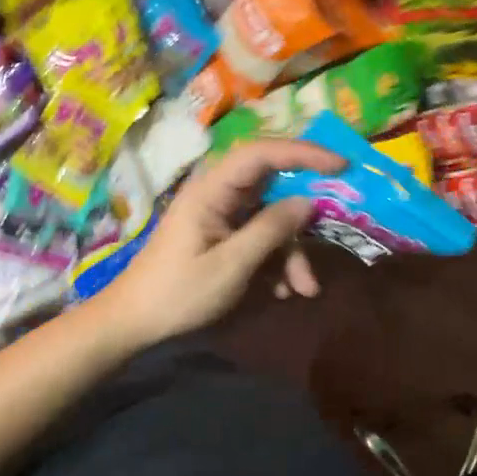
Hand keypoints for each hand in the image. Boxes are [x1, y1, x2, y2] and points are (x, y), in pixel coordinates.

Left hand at [97, 139, 344, 347]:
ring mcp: (219, 216)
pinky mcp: (220, 238)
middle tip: (335, 231)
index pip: (261, 152)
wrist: (134, 322)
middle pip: (273, 187)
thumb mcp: (231, 265)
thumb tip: (309, 202)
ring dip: (292, 252)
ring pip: (271, 219)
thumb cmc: (178, 292)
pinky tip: (284, 292)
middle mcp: (216, 194)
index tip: (342, 166)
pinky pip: (259, 238)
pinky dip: (276, 261)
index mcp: (211, 189)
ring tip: (304, 290)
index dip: (304, 152)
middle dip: (304, 218)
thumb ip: (271, 230)